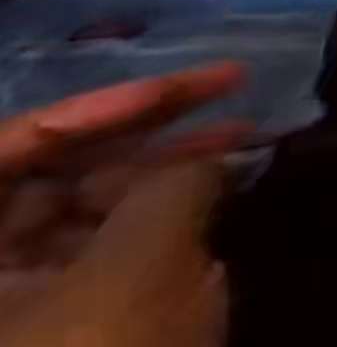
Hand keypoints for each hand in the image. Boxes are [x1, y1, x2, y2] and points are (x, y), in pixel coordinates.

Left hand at [0, 63, 243, 346]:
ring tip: (248, 151)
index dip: (114, 101)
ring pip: (69, 216)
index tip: (217, 78)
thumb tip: (203, 156)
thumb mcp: (140, 272)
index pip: (6, 145)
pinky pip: (86, 255)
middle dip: (149, 138)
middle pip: (39, 179)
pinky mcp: (33, 330)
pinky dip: (153, 222)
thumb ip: (176, 186)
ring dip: (162, 177)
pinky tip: (217, 205)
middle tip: (241, 110)